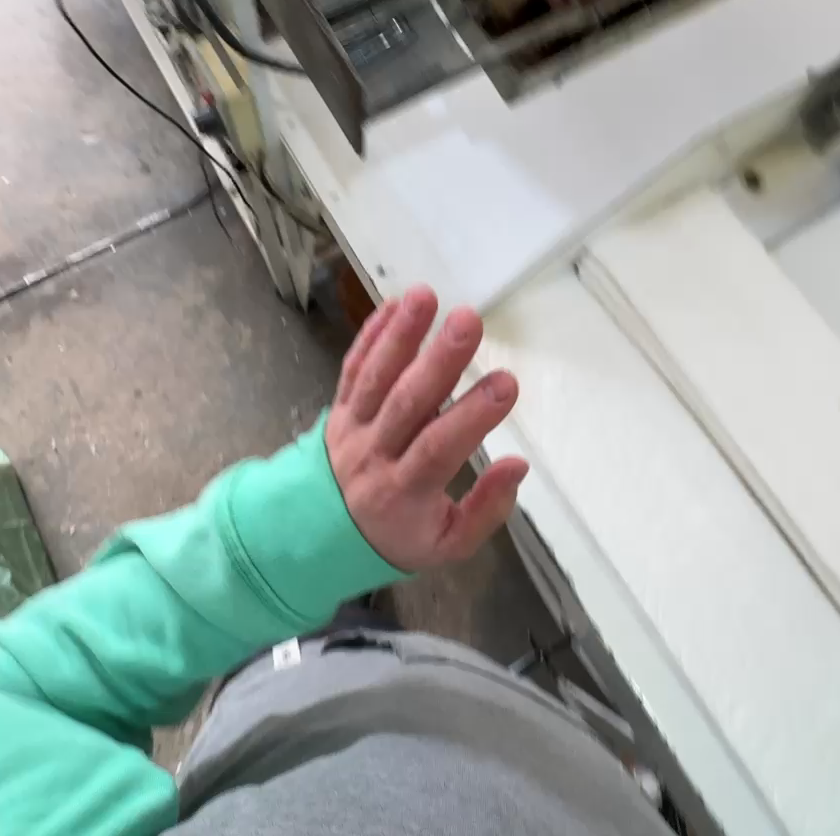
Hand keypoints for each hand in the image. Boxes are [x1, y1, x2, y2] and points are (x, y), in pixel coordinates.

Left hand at [326, 285, 528, 572]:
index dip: (472, 416)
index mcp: (405, 492)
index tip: (508, 382)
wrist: (320, 533)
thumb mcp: (448, 545)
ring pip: (375, 377)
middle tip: (468, 321)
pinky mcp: (340, 406)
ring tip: (426, 296)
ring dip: (401, 334)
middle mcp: (375, 453)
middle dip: (439, 360)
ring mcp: (352, 426)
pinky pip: (353, 367)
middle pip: (406, 403)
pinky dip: (371, 334)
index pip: (440, 449)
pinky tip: (395, 305)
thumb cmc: (398, 535)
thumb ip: (488, 509)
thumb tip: (519, 465)